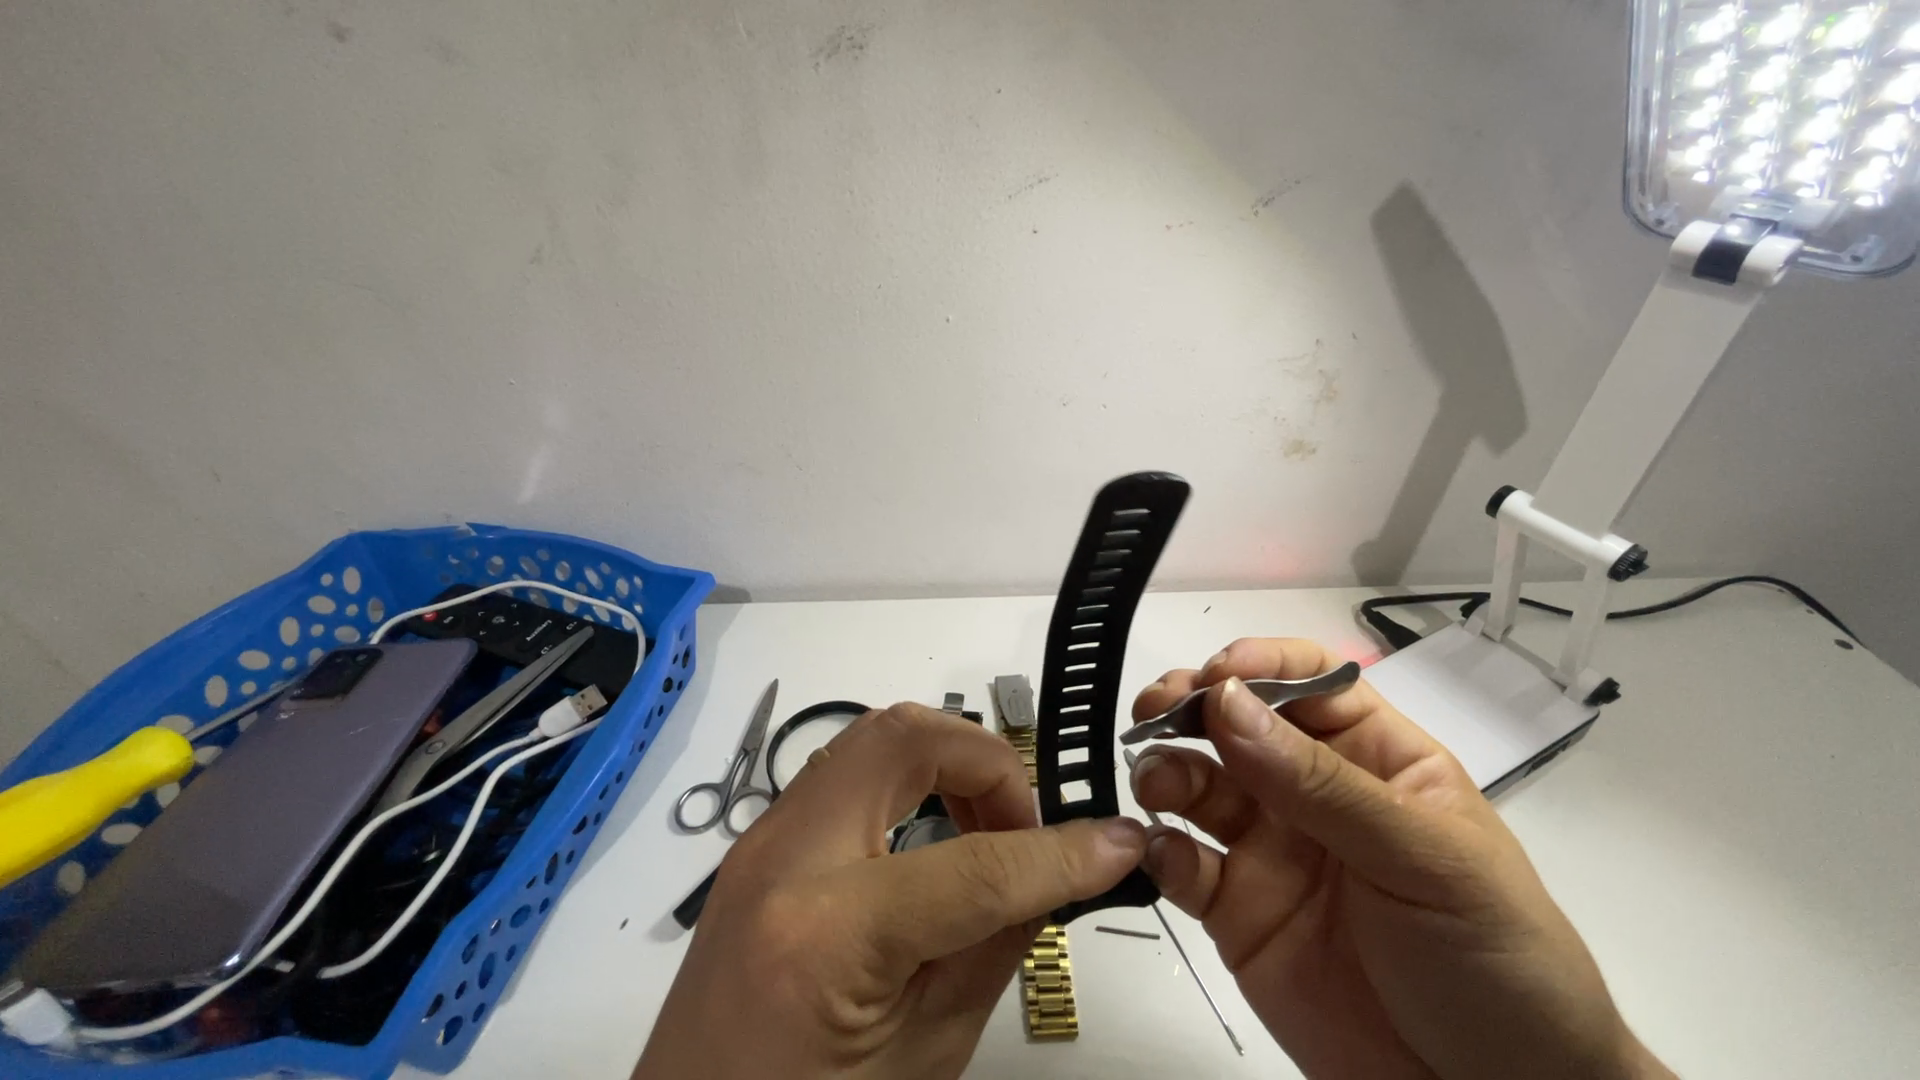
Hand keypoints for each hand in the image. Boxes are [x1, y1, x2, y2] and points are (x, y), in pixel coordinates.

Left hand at [635, 703, 1145, 1079]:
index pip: (970, 867)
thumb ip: (994, 944)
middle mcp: (783, 857)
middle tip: (1023, 827)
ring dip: (948, 760)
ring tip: (985, 828)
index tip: (1116, 841)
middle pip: (905, 739)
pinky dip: (911, 775)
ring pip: (874, 735)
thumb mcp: (924, 1052)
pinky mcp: (762, 838)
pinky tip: (936, 834)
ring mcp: (763, 838)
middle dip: (988, 762)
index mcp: (823, 933)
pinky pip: (849, 768)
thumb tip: (1056, 868)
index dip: (1058, 852)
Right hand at [1130, 638, 1671, 1079]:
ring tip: (1155, 784)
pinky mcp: (1233, 909)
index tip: (1215, 675)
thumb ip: (1319, 783)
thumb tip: (1226, 701)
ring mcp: (1268, 848)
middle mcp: (1311, 792)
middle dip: (1191, 705)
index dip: (1260, 665)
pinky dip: (1156, 848)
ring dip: (1165, 769)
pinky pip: (1180, 863)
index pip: (1310, 682)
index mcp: (1374, 759)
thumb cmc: (1493, 960)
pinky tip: (1159, 852)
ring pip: (1196, 783)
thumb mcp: (1423, 859)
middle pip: (1236, 722)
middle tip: (1154, 710)